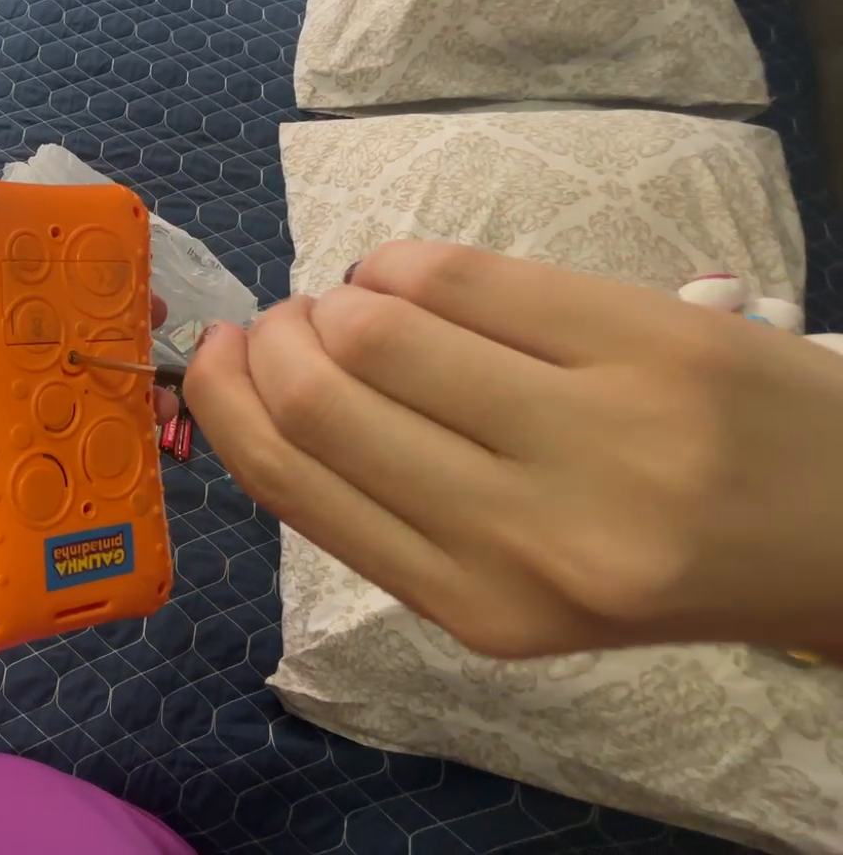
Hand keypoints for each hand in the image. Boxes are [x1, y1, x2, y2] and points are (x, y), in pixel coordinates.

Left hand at [0, 295, 179, 671]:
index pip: (2, 344)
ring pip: (68, 434)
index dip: (47, 314)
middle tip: (155, 351)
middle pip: (48, 385)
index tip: (101, 292)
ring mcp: (6, 477)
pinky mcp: (23, 522)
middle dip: (101, 362)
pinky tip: (144, 474)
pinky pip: (69, 488)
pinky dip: (105, 476)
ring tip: (163, 411)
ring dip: (114, 417)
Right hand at [184, 241, 842, 657]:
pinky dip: (393, 264)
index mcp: (470, 603)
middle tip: (286, 323)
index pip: (288, 479)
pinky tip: (407, 279)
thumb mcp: (484, 570)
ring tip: (360, 306)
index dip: (222, 399)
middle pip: (315, 398)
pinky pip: (454, 274)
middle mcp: (529, 536)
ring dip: (333, 302)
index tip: (213, 353)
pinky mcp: (654, 343)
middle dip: (271, 338)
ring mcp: (603, 436)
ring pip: (372, 328)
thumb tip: (246, 384)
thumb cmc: (629, 549)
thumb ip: (361, 499)